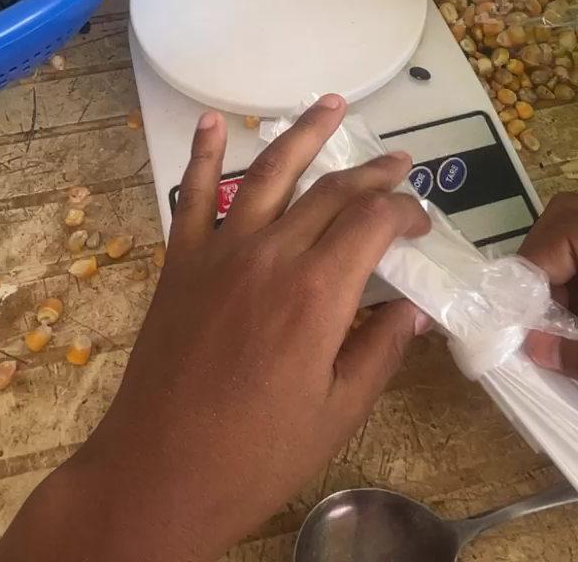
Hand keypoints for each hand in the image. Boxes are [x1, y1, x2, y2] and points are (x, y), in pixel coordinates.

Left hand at [0, 95, 431, 561]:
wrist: (157, 473)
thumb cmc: (256, 454)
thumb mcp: (336, 415)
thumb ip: (381, 352)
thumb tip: (417, 310)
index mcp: (317, 293)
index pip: (373, 223)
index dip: (404, 212)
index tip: (421, 222)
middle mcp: (272, 254)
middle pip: (331, 191)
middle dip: (373, 172)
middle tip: (400, 162)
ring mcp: (221, 250)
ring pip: (270, 172)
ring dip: (304, 133)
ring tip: (332, 104)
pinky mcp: (182, 259)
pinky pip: (193, 193)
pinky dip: (203, 152)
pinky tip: (213, 119)